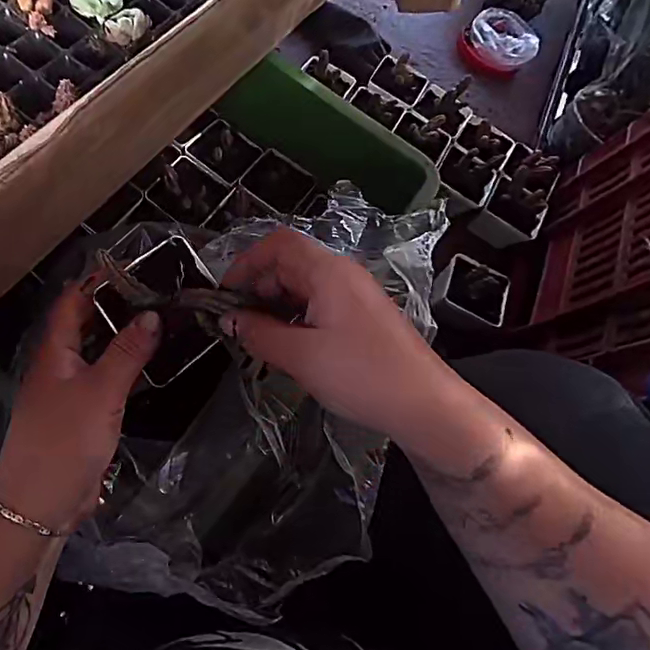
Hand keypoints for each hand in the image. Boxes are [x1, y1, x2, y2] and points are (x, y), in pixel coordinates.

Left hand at [0, 279, 158, 531]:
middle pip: (86, 325)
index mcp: (55, 352)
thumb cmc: (63, 440)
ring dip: (123, 336)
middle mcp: (59, 366)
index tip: (130, 263)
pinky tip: (149, 366)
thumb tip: (152, 314)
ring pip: (98, 353)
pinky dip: (126, 367)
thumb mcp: (101, 391)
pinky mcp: (82, 416)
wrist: (38, 504)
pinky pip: (106, 380)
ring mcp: (70, 392)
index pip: (72, 302)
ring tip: (160, 320)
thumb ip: (127, 352)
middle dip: (115, 305)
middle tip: (156, 290)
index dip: (95, 280)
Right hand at [220, 228, 468, 440]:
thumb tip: (229, 320)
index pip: (278, 244)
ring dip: (277, 306)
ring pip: (304, 287)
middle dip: (259, 288)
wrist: (424, 404)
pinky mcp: (363, 317)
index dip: (246, 262)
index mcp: (328, 272)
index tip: (225, 293)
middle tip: (239, 323)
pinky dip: (298, 318)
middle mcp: (343, 275)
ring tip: (260, 339)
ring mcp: (356, 295)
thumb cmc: (363, 375)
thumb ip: (260, 334)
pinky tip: (290, 346)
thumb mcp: (302, 356)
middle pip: (290, 264)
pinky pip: (321, 305)